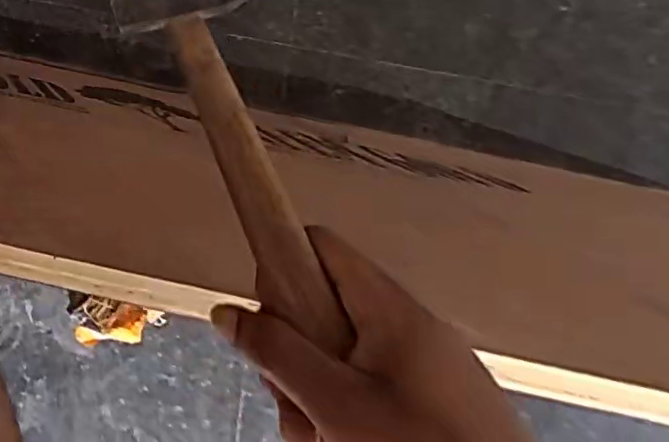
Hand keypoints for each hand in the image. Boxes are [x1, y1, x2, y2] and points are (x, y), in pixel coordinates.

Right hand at [213, 227, 533, 441]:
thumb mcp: (336, 406)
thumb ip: (275, 352)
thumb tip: (227, 313)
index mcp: (397, 314)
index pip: (318, 246)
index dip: (281, 266)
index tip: (269, 314)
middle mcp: (416, 336)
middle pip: (321, 308)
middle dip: (293, 352)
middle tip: (291, 395)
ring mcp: (432, 380)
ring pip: (341, 358)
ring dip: (313, 393)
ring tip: (319, 435)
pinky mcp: (441, 419)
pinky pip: (372, 394)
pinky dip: (347, 416)